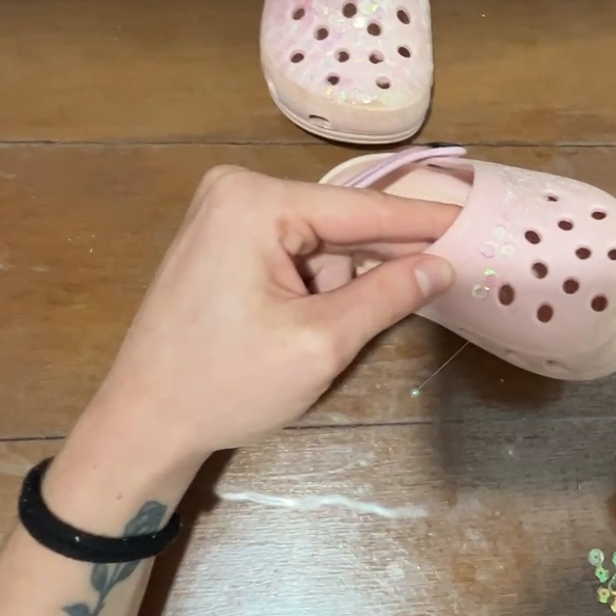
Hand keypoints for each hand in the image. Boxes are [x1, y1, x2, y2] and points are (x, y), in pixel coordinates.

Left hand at [72, 166, 456, 471]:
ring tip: (308, 336)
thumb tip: (442, 264)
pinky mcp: (222, 242)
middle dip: (374, 266)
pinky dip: (314, 289)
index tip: (473, 216)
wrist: (142, 424)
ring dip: (336, 289)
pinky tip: (297, 327)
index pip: (362, 209)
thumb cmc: (226, 384)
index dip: (424, 219)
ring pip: (320, 245)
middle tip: (424, 285)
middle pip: (340, 226)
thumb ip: (387, 296)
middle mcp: (238, 192)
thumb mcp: (320, 342)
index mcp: (256, 202)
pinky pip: (294, 255)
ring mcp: (225, 215)